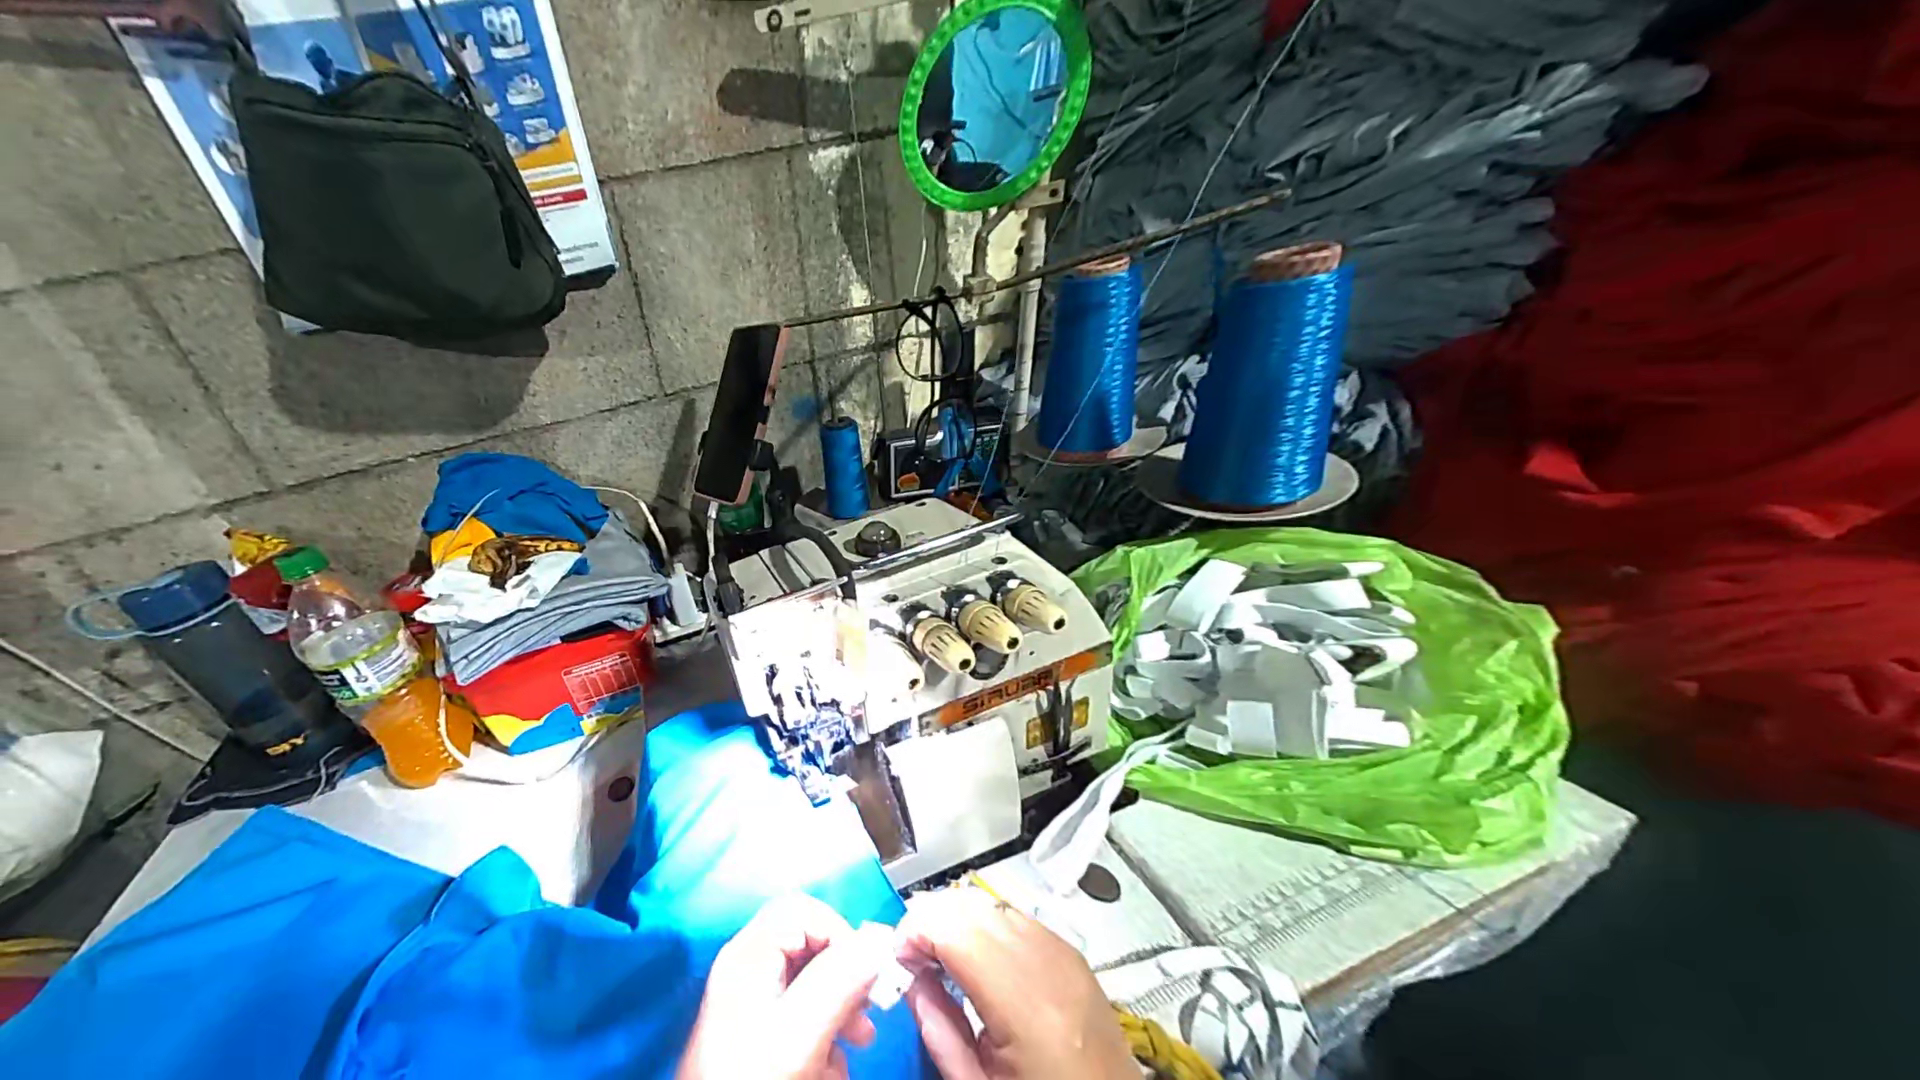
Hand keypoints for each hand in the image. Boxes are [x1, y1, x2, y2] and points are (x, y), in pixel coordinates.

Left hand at [677, 893, 882, 1079]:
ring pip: (812, 980)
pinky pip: (802, 1015)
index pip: (803, 910)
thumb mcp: (799, 1037)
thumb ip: (840, 981)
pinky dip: (824, 1034)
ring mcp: (750, 1004)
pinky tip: (829, 1068)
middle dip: (846, 973)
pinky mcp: (756, 1036)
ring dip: (841, 1007)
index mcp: (748, 956)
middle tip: (868, 1009)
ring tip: (858, 1042)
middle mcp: (747, 970)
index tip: (864, 974)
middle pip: (810, 943)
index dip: (840, 932)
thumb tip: (880, 938)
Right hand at [895, 888, 1136, 1079]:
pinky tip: (974, 954)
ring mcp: (1065, 953)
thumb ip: (940, 1031)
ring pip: (994, 903)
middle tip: (911, 954)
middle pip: (974, 907)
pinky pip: (1018, 917)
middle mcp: (1050, 964)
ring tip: (939, 955)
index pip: (958, 930)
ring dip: (958, 919)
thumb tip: (911, 979)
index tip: (898, 953)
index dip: (918, 930)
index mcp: (1027, 1006)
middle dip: (933, 920)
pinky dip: (986, 923)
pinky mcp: (1073, 952)